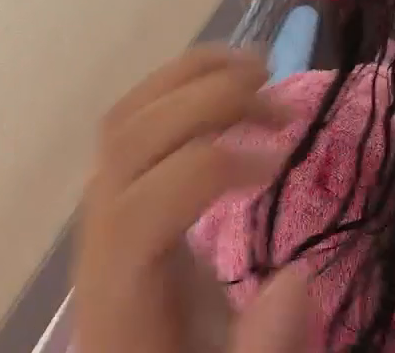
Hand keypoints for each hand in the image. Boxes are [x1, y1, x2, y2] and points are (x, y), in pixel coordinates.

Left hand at [74, 46, 307, 352]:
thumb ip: (262, 351)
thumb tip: (296, 277)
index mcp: (121, 293)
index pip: (140, 209)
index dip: (210, 169)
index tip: (280, 165)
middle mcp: (98, 239)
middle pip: (129, 143)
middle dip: (209, 105)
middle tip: (283, 107)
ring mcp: (105, 205)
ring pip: (126, 115)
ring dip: (195, 77)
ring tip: (262, 70)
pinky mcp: (124, 186)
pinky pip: (135, 114)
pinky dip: (184, 80)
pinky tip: (233, 77)